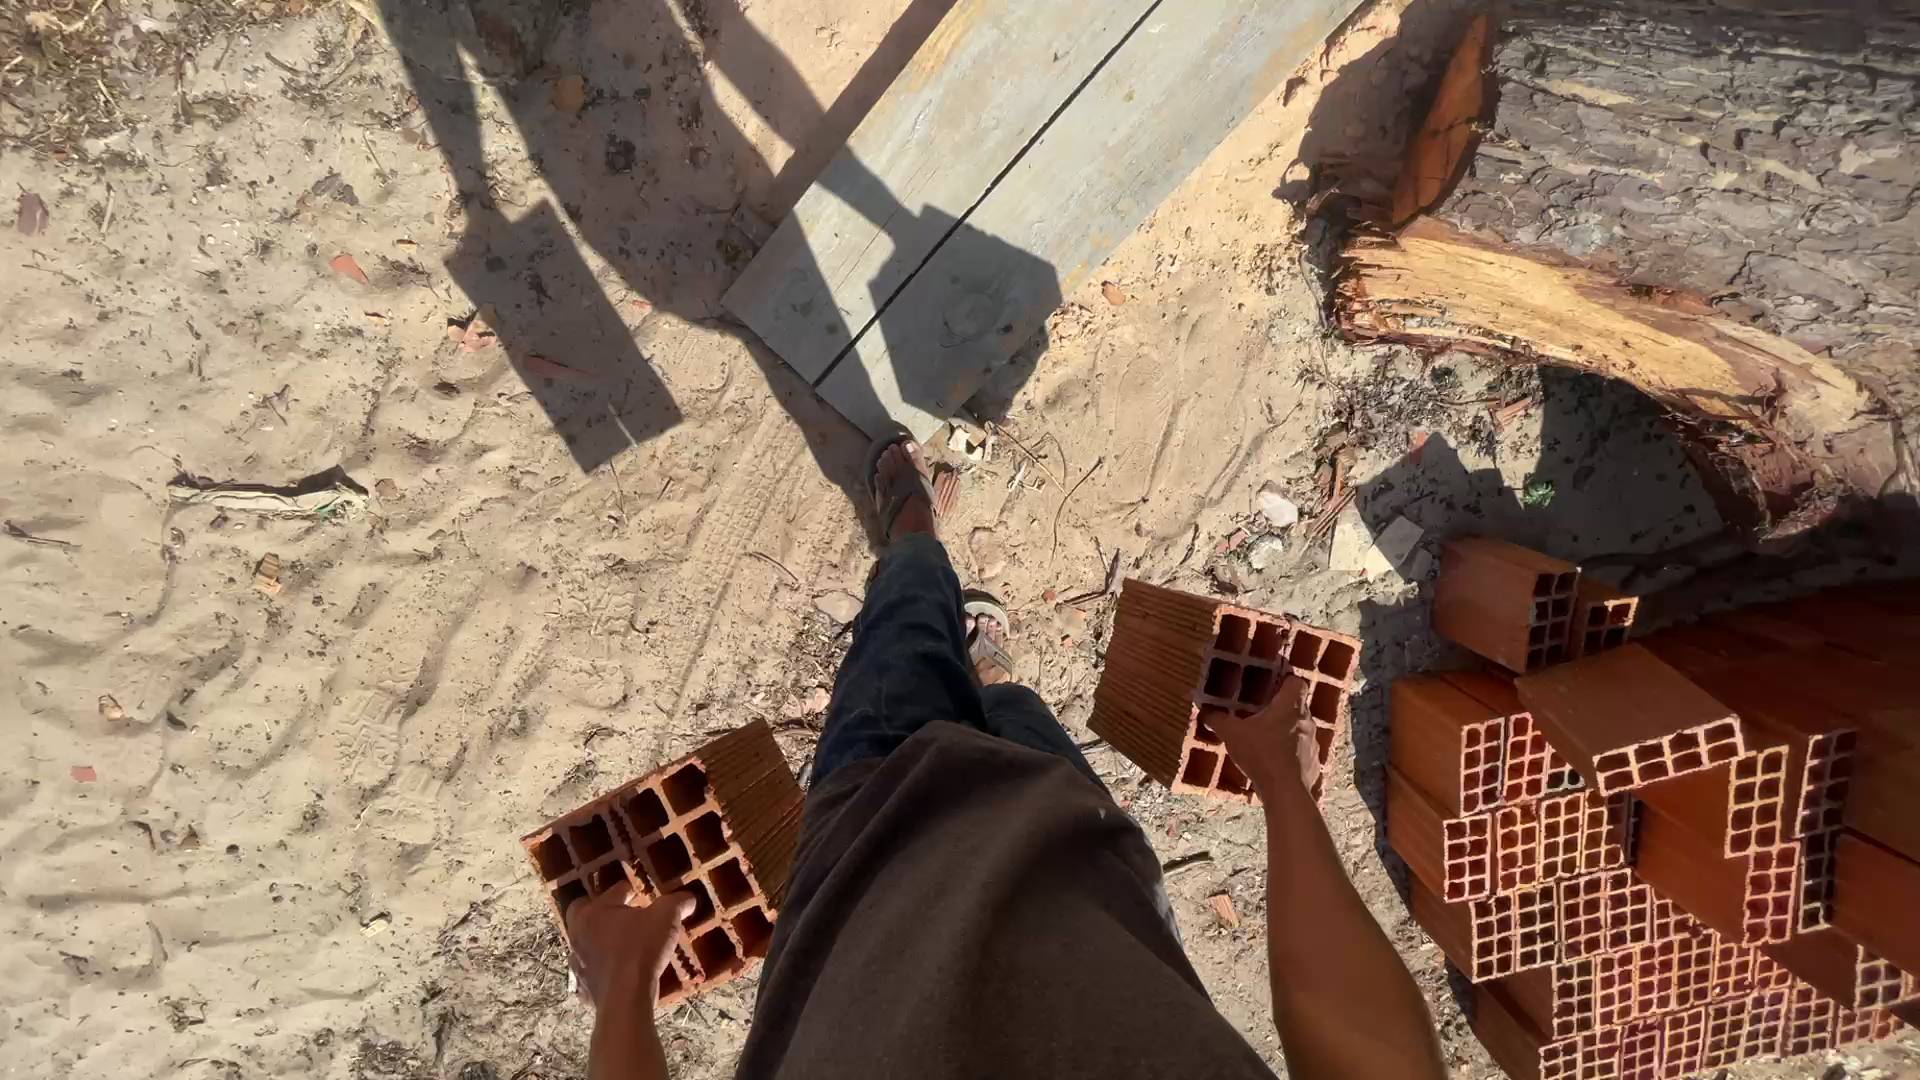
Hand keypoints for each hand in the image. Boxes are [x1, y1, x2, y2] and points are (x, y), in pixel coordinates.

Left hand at [565, 882, 693, 1010]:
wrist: (625, 999)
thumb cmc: (642, 948)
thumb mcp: (668, 915)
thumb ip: (678, 901)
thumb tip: (689, 898)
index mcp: (594, 912)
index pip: (613, 891)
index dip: (629, 889)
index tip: (640, 891)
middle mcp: (578, 935)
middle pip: (583, 914)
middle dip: (600, 911)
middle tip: (621, 913)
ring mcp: (577, 964)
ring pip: (585, 943)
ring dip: (601, 940)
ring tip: (624, 943)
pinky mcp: (583, 988)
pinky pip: (591, 969)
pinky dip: (603, 966)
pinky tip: (621, 969)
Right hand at [1208, 674, 1318, 798]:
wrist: (1286, 792)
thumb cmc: (1260, 754)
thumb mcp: (1231, 734)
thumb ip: (1217, 719)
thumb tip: (1204, 710)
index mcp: (1289, 706)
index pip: (1297, 683)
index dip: (1286, 681)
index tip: (1272, 684)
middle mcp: (1306, 721)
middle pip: (1297, 706)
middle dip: (1281, 708)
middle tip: (1260, 711)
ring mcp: (1313, 743)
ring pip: (1300, 729)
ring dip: (1286, 731)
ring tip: (1266, 738)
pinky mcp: (1314, 763)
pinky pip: (1302, 751)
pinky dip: (1291, 752)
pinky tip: (1275, 761)